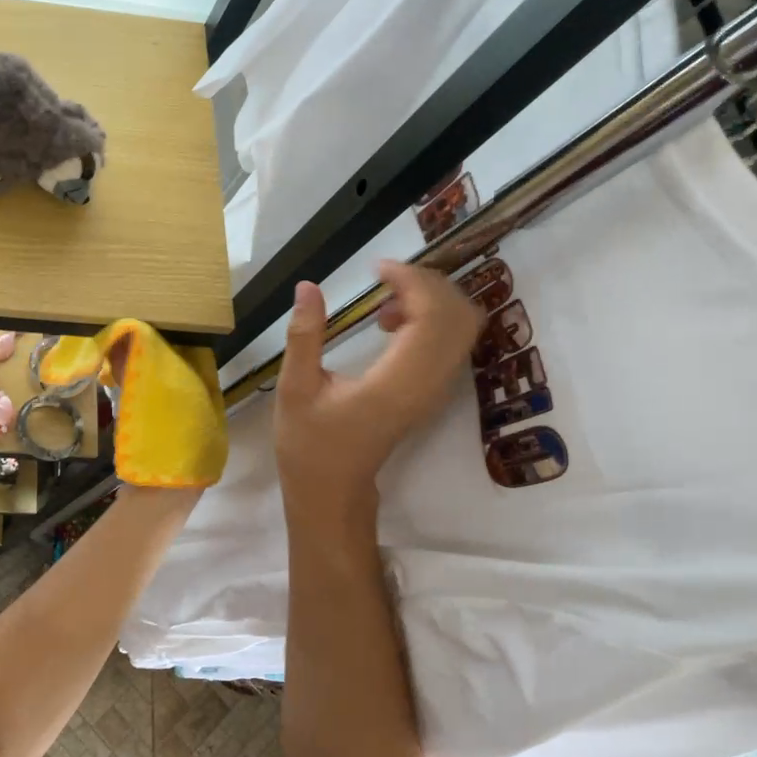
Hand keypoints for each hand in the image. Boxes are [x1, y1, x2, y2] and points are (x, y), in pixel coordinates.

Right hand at [275, 260, 481, 508]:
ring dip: (431, 301)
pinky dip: (432, 319)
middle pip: (458, 315)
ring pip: (461, 327)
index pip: (431, 315)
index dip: (412, 281)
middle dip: (426, 284)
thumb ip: (304, 335)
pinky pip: (452, 343)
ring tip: (385, 303)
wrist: (332, 488)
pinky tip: (393, 323)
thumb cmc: (308, 443)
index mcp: (396, 383)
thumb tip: (308, 287)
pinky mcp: (433, 391)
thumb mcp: (295, 388)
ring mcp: (436, 390)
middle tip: (384, 278)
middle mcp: (429, 384)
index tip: (376, 268)